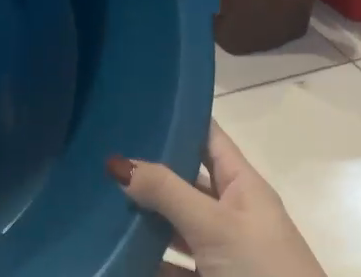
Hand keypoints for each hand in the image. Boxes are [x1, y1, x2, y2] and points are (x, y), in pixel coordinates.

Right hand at [109, 122, 325, 276]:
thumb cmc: (264, 273)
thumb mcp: (214, 226)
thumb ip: (166, 191)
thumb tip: (117, 161)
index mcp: (243, 187)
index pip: (207, 136)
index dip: (177, 116)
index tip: (133, 101)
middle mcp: (232, 215)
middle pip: (183, 181)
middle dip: (146, 170)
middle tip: (99, 151)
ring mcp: (221, 255)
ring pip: (173, 226)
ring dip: (141, 218)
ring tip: (96, 200)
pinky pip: (169, 266)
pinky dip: (144, 260)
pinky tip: (113, 252)